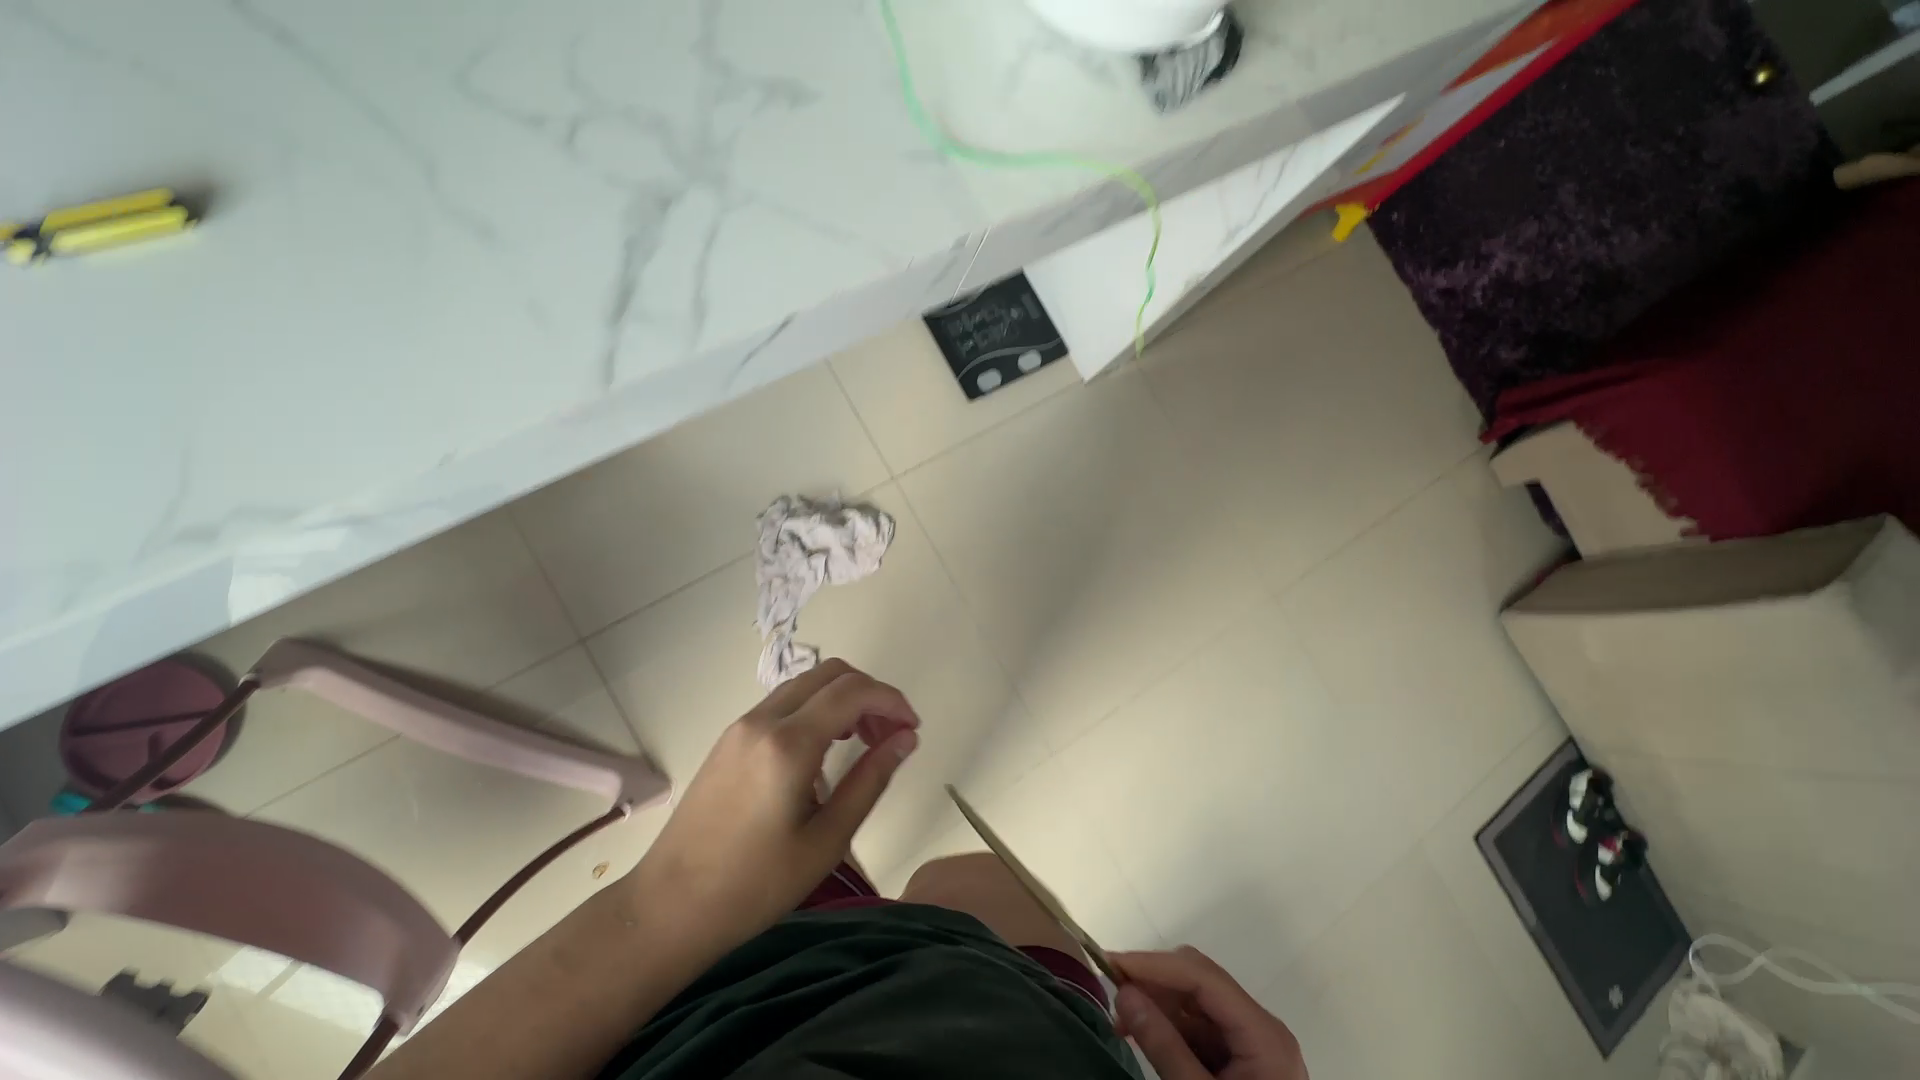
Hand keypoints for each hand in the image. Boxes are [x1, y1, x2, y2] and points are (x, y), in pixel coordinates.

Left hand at [625, 659, 918, 951]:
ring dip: (842, 699)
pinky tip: (826, 752)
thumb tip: (905, 739)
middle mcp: (762, 721)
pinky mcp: (728, 741)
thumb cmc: (755, 885)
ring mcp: (740, 728)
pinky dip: (815, 710)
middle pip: (829, 674)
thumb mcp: (827, 840)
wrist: (671, 907)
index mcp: (788, 744)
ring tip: (864, 742)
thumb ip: (870, 780)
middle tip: (892, 735)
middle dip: (870, 693)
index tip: (913, 730)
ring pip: (804, 685)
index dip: (892, 701)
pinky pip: (782, 705)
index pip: (853, 692)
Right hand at [1112, 947, 1306, 1079]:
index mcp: (1262, 1034)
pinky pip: (1201, 1026)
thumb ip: (1163, 1046)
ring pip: (1197, 1000)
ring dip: (1158, 1002)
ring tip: (1122, 1023)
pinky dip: (1170, 1026)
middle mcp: (1261, 1026)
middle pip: (1200, 980)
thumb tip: (1124, 994)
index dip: (1153, 965)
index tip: (1109, 965)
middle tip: (1111, 994)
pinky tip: (1145, 1037)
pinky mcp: (1242, 1058)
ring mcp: (1252, 1041)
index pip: (1201, 976)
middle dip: (1154, 981)